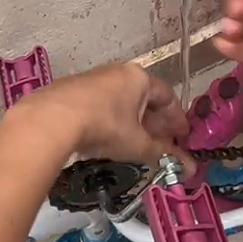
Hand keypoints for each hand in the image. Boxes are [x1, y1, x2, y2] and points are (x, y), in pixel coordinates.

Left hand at [8, 62, 189, 166]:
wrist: (52, 119)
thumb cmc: (104, 126)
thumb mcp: (137, 143)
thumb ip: (163, 154)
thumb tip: (190, 169)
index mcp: (139, 78)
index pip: (167, 95)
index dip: (177, 118)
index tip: (183, 136)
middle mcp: (117, 72)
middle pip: (144, 97)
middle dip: (155, 122)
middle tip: (162, 144)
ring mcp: (93, 79)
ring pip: (121, 100)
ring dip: (132, 121)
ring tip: (135, 143)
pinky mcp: (72, 89)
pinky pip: (101, 104)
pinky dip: (111, 119)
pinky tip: (107, 137)